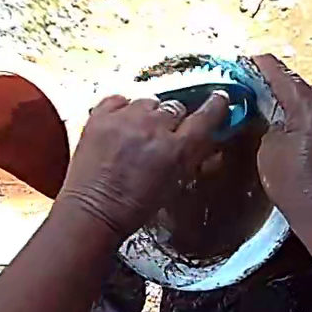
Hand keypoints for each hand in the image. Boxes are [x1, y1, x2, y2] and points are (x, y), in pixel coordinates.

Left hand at [55, 91, 232, 238]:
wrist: (93, 212)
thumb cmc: (135, 207)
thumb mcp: (175, 183)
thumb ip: (191, 156)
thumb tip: (206, 137)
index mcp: (177, 149)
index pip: (207, 115)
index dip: (215, 105)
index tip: (218, 99)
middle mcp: (154, 128)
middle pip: (175, 107)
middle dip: (173, 119)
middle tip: (163, 136)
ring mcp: (125, 119)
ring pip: (148, 101)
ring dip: (147, 114)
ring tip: (137, 133)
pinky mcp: (100, 116)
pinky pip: (119, 99)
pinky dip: (122, 109)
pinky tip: (119, 126)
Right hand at [254, 53, 311, 224]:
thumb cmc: (293, 182)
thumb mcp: (269, 149)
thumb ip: (270, 125)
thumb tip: (275, 120)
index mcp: (308, 106)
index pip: (283, 77)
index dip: (264, 66)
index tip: (250, 57)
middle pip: (298, 89)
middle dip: (276, 85)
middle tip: (254, 82)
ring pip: (308, 105)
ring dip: (288, 103)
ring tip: (266, 103)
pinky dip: (299, 119)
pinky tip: (285, 125)